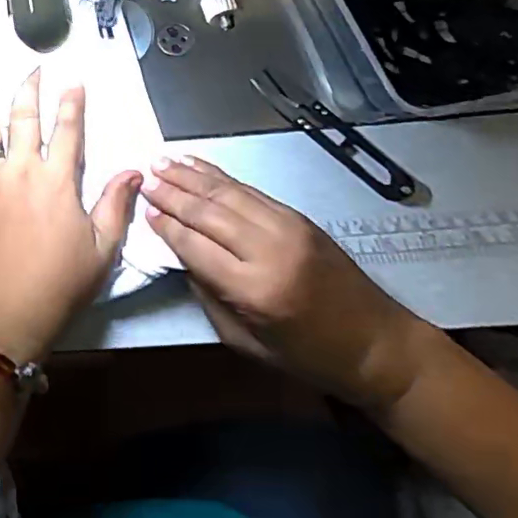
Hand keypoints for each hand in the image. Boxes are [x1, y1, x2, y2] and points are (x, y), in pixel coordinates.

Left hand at [0, 71, 142, 363]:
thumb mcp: (101, 248)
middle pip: (23, 118)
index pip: (67, 129)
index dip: (72, 102)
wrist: (2, 318)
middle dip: (29, 89)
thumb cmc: (58, 283)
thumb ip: (116, 204)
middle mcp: (20, 171)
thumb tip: (134, 171)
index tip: (73, 81)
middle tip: (31, 70)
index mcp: (57, 180)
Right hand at [143, 155, 434, 410]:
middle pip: (210, 212)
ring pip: (229, 193)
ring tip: (164, 162)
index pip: (198, 247)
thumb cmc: (309, 356)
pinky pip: (252, 190)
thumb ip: (211, 297)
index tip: (144, 208)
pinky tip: (201, 167)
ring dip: (193, 176)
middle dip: (174, 193)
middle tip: (145, 176)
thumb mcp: (249, 343)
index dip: (168, 226)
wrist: (374, 341)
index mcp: (255, 290)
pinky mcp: (297, 215)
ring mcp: (287, 226)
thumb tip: (183, 256)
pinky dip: (222, 177)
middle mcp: (270, 249)